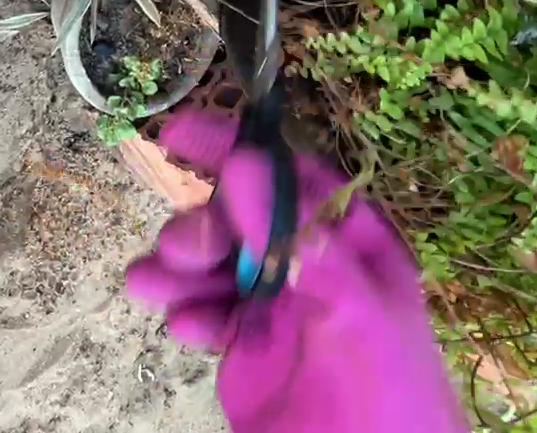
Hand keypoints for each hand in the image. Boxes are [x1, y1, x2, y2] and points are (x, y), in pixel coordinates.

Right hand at [125, 112, 466, 431]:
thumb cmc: (388, 409)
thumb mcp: (355, 318)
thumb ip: (301, 242)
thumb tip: (242, 161)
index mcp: (349, 246)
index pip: (289, 176)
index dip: (234, 148)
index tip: (178, 132)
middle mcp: (308, 265)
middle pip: (238, 216)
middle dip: (202, 226)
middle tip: (178, 251)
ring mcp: (274, 303)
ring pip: (212, 260)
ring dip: (177, 267)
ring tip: (148, 286)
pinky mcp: (245, 343)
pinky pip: (203, 308)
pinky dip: (185, 310)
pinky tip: (185, 330)